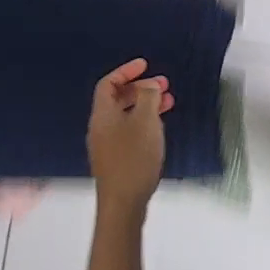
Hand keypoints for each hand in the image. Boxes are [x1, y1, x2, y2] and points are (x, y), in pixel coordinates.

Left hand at [86, 59, 173, 213]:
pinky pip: (128, 132)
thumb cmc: (134, 157)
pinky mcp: (115, 161)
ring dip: (146, 106)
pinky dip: (144, 123)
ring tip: (168, 104)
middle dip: (141, 88)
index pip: (109, 83)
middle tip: (163, 85)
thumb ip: (148, 97)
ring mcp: (106, 146)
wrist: (122, 204)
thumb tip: (148, 87)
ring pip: (126, 116)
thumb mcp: (145, 120)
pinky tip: (159, 130)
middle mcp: (100, 128)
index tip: (145, 65)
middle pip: (117, 99)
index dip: (126, 71)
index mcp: (102, 115)